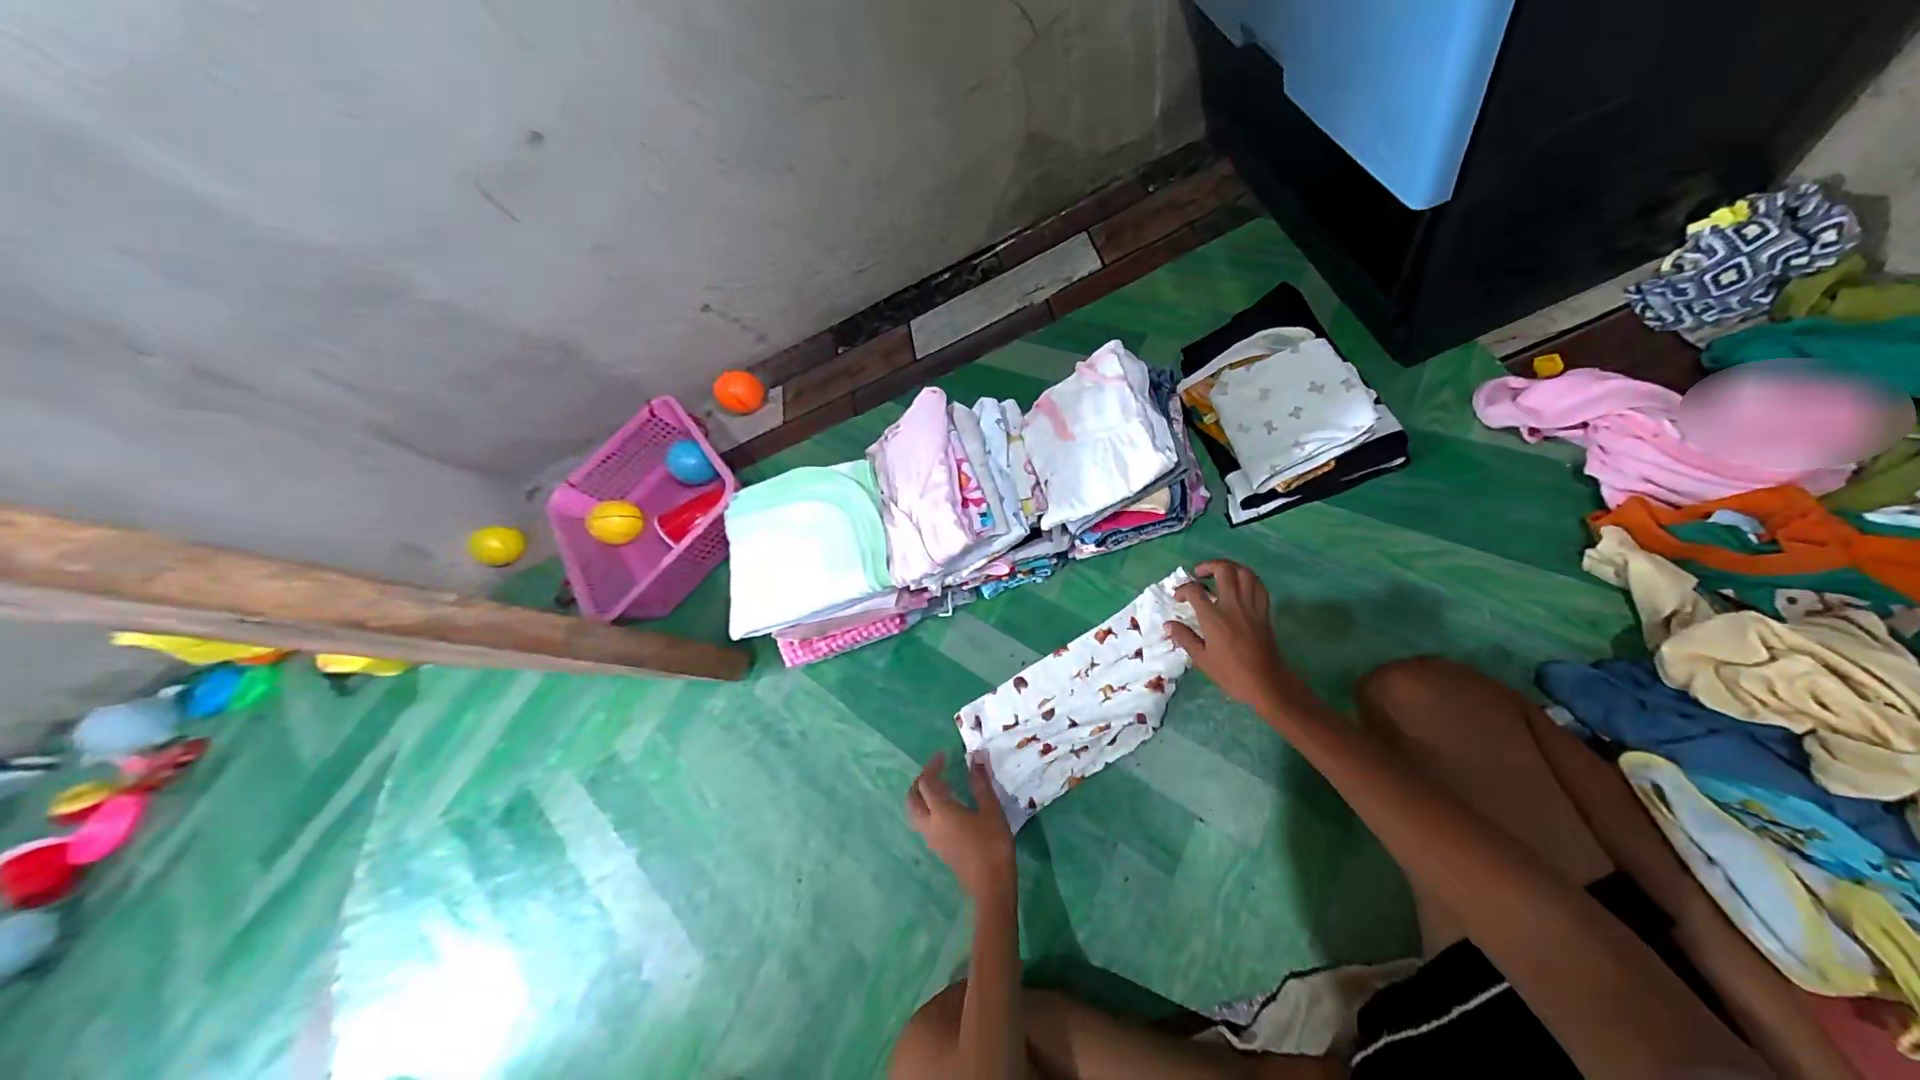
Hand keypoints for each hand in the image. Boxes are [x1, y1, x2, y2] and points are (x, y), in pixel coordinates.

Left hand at [906, 752, 1015, 902]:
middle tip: (936, 770)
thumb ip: (980, 782)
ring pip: (915, 812)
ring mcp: (931, 839)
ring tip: (942, 787)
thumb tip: (976, 757)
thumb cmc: (992, 844)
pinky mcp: (938, 849)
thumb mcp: (990, 809)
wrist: (991, 886)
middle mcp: (929, 824)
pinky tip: (948, 808)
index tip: (944, 755)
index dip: (933, 765)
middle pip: (912, 798)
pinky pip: (923, 823)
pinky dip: (928, 809)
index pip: (927, 782)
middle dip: (920, 781)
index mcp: (940, 811)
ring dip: (921, 796)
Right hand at [1167, 560, 1295, 711]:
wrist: (1265, 682)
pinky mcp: (1264, 611)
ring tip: (1219, 573)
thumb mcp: (1201, 658)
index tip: (1178, 597)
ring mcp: (1251, 606)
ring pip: (1244, 572)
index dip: (1183, 589)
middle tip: (1199, 573)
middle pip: (1224, 571)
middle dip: (1208, 566)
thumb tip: (1169, 624)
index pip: (1195, 591)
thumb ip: (1185, 637)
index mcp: (1214, 618)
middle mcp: (1233, 606)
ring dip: (1230, 567)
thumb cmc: (1230, 673)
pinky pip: (1258, 585)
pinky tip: (1240, 583)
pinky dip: (1248, 578)